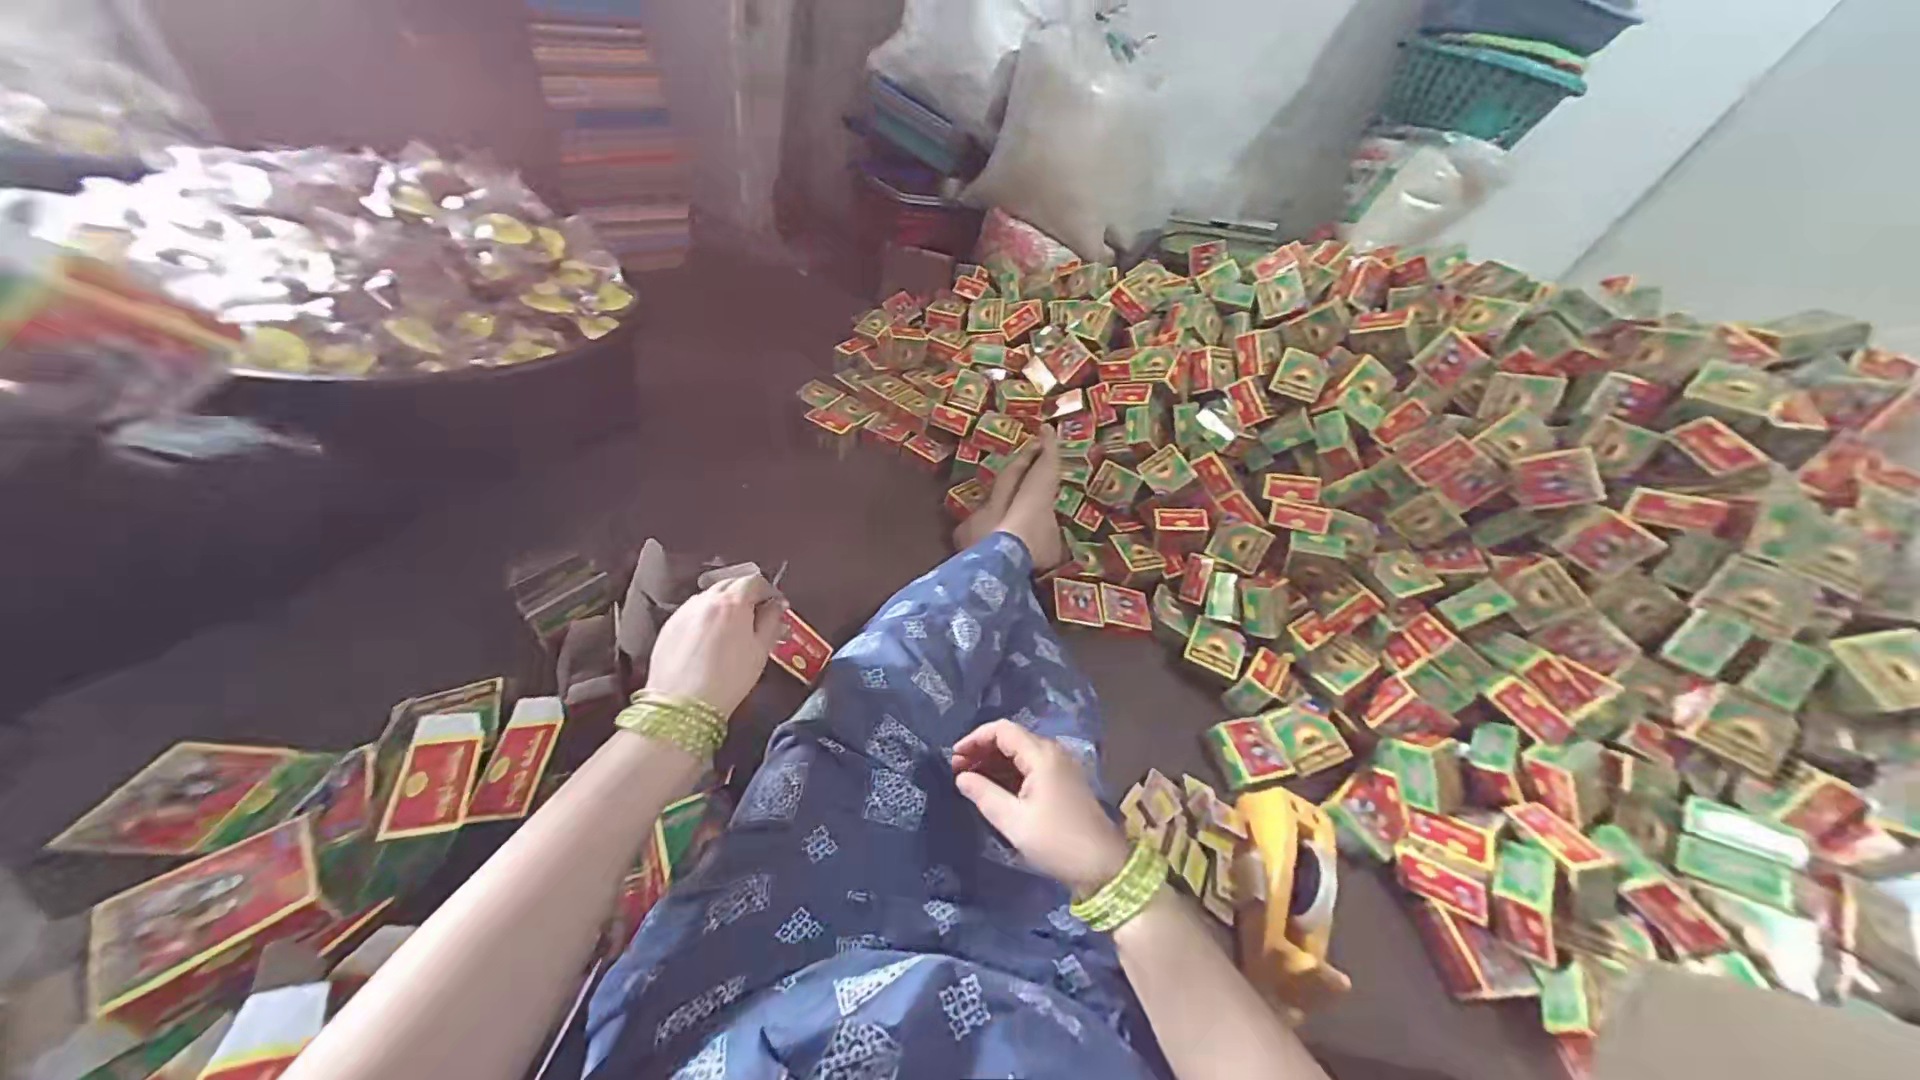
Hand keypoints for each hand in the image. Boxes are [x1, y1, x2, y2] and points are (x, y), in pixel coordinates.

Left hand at [644, 574, 784, 717]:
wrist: (683, 705)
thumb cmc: (725, 681)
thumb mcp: (761, 650)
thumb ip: (772, 620)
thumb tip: (776, 607)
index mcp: (732, 603)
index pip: (754, 580)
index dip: (768, 590)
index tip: (774, 603)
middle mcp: (706, 601)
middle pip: (731, 583)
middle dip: (747, 594)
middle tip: (757, 614)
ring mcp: (685, 612)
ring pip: (710, 596)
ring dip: (725, 604)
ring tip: (733, 629)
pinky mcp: (670, 626)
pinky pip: (693, 612)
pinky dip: (706, 617)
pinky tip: (711, 640)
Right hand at [951, 720, 1131, 895]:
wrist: (1104, 866)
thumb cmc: (1057, 841)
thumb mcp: (1014, 821)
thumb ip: (984, 794)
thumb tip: (961, 777)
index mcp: (1041, 755)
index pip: (1002, 730)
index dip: (975, 738)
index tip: (954, 757)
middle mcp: (1052, 752)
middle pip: (1011, 738)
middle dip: (982, 750)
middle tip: (957, 770)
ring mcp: (1060, 766)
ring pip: (1020, 753)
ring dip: (994, 762)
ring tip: (970, 780)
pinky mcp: (1063, 781)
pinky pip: (1030, 766)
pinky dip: (1009, 772)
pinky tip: (993, 788)